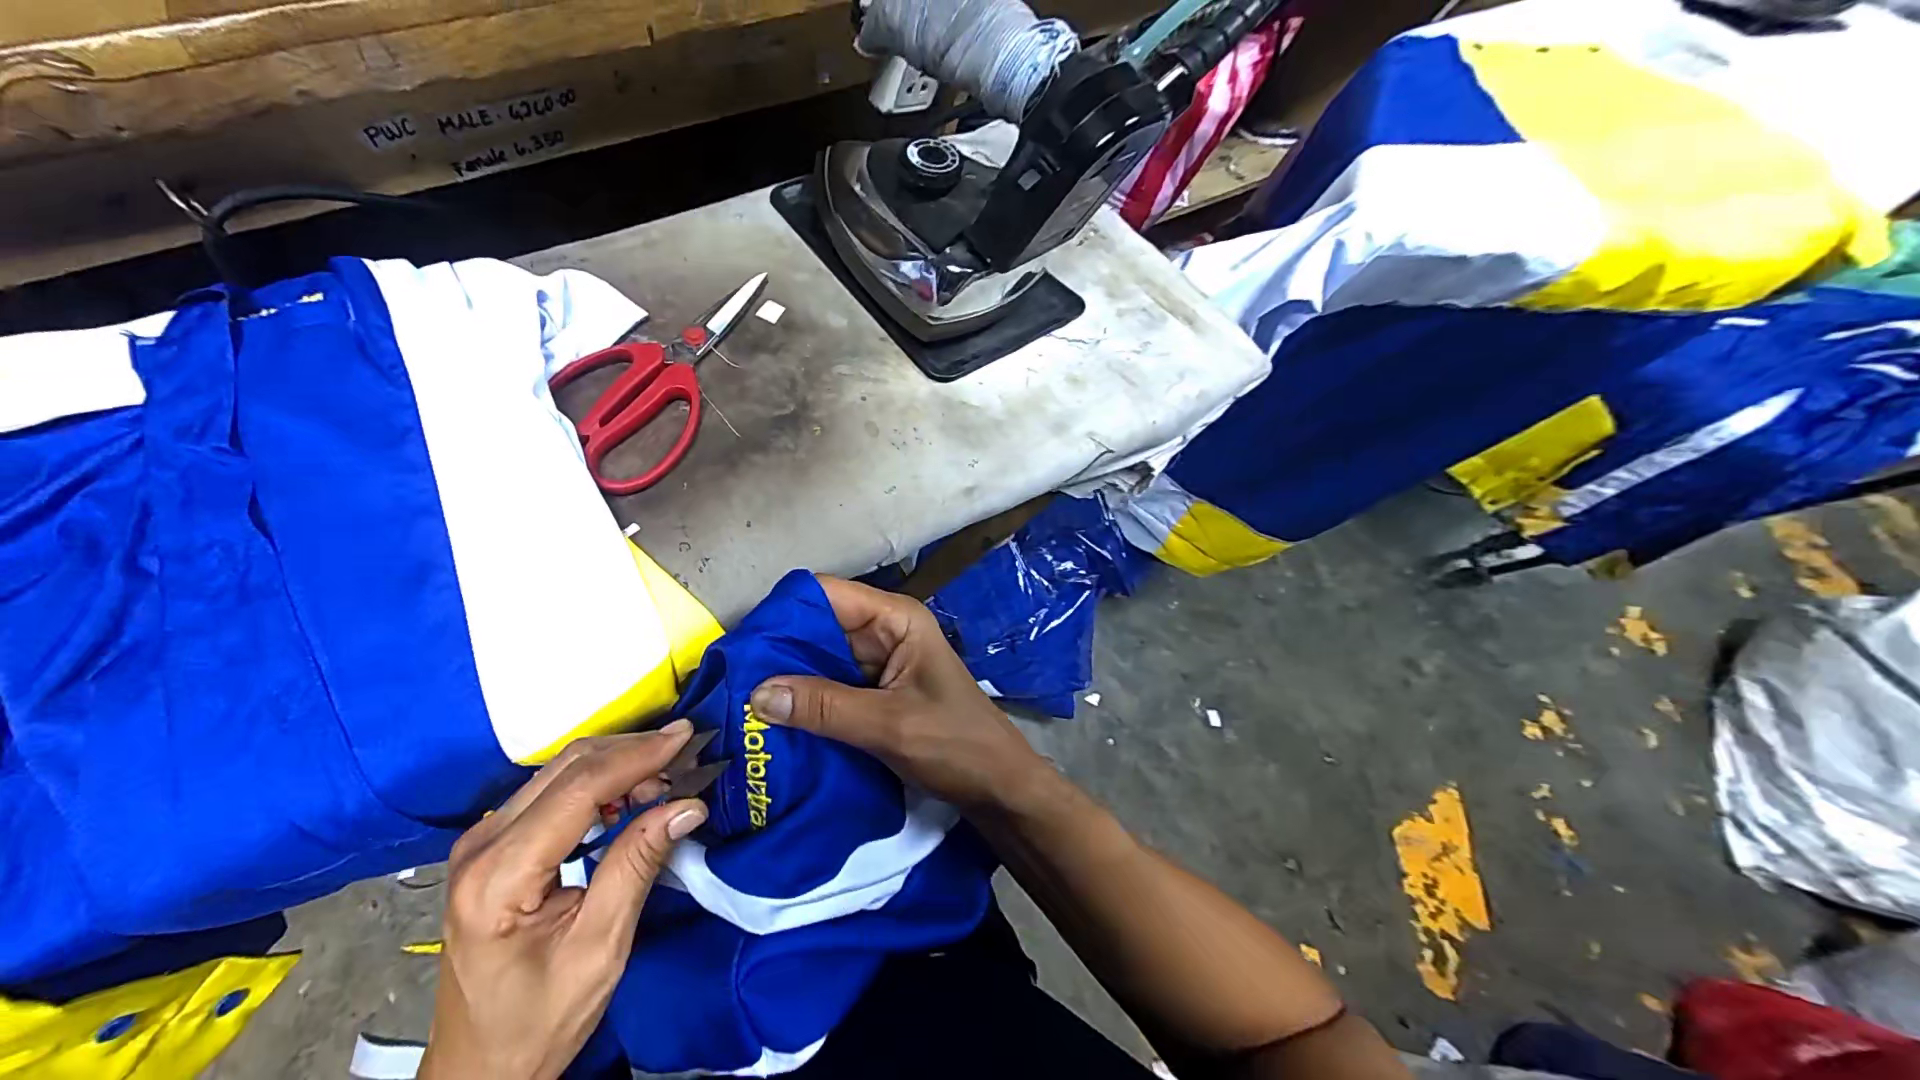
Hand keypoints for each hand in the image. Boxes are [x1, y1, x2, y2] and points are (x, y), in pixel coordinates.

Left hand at [419, 724, 709, 1079]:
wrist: (479, 1064)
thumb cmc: (539, 1018)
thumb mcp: (600, 947)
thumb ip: (638, 865)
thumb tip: (687, 805)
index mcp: (499, 875)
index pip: (579, 789)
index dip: (638, 756)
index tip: (687, 738)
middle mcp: (481, 844)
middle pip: (568, 768)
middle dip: (633, 752)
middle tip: (687, 754)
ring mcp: (482, 840)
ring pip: (561, 770)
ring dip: (619, 763)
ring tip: (667, 776)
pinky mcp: (493, 843)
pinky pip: (554, 789)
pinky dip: (600, 780)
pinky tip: (632, 793)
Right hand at [748, 576, 1054, 812]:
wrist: (998, 787)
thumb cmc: (956, 744)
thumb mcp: (889, 725)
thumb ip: (825, 706)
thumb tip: (756, 692)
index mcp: (895, 619)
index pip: (826, 594)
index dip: (783, 612)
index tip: (742, 645)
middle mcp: (883, 632)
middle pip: (817, 626)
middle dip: (777, 651)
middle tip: (729, 681)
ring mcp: (877, 664)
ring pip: (818, 659)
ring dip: (785, 679)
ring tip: (737, 703)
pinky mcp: (872, 694)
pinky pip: (828, 688)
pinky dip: (803, 702)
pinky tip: (770, 722)